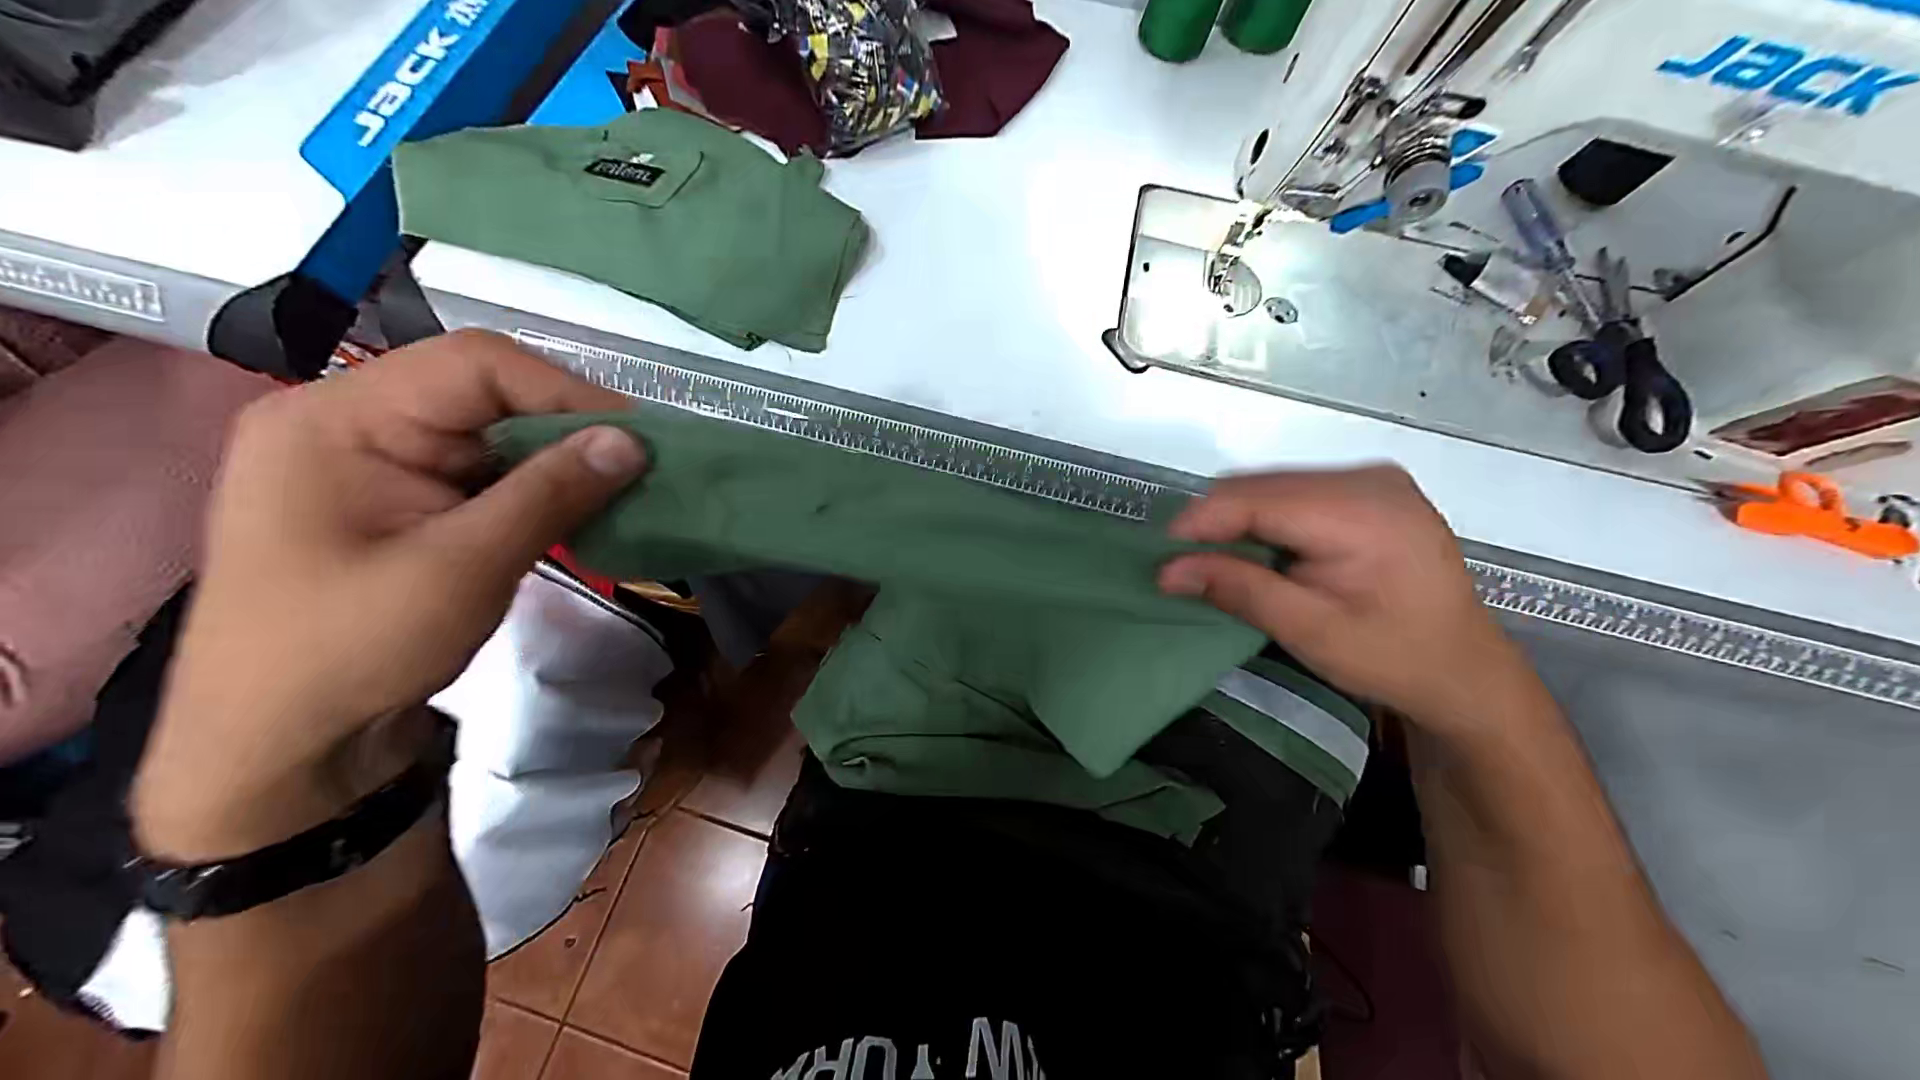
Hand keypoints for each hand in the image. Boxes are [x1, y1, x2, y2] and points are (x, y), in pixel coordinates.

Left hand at [133, 331, 645, 859]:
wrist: (279, 752)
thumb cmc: (352, 653)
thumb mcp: (463, 568)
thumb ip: (550, 494)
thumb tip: (634, 441)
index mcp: (339, 418)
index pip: (476, 365)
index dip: (568, 391)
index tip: (640, 437)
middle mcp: (351, 423)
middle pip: (485, 396)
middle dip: (568, 430)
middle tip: (641, 467)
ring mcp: (372, 465)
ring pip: (491, 438)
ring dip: (558, 464)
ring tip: (621, 491)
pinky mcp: (397, 504)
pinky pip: (481, 477)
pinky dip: (535, 492)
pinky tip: (576, 514)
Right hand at [1159, 467, 1537, 735]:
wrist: (1466, 672)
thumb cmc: (1394, 658)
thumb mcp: (1310, 631)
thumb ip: (1239, 590)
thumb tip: (1167, 571)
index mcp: (1362, 511)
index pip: (1256, 498)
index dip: (1200, 522)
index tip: (1162, 558)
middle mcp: (1367, 478)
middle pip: (1261, 485)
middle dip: (1215, 524)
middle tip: (1186, 569)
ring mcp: (1371, 479)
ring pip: (1271, 485)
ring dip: (1236, 521)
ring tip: (1218, 564)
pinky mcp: (1369, 490)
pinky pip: (1292, 492)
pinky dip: (1263, 520)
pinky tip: (1260, 553)